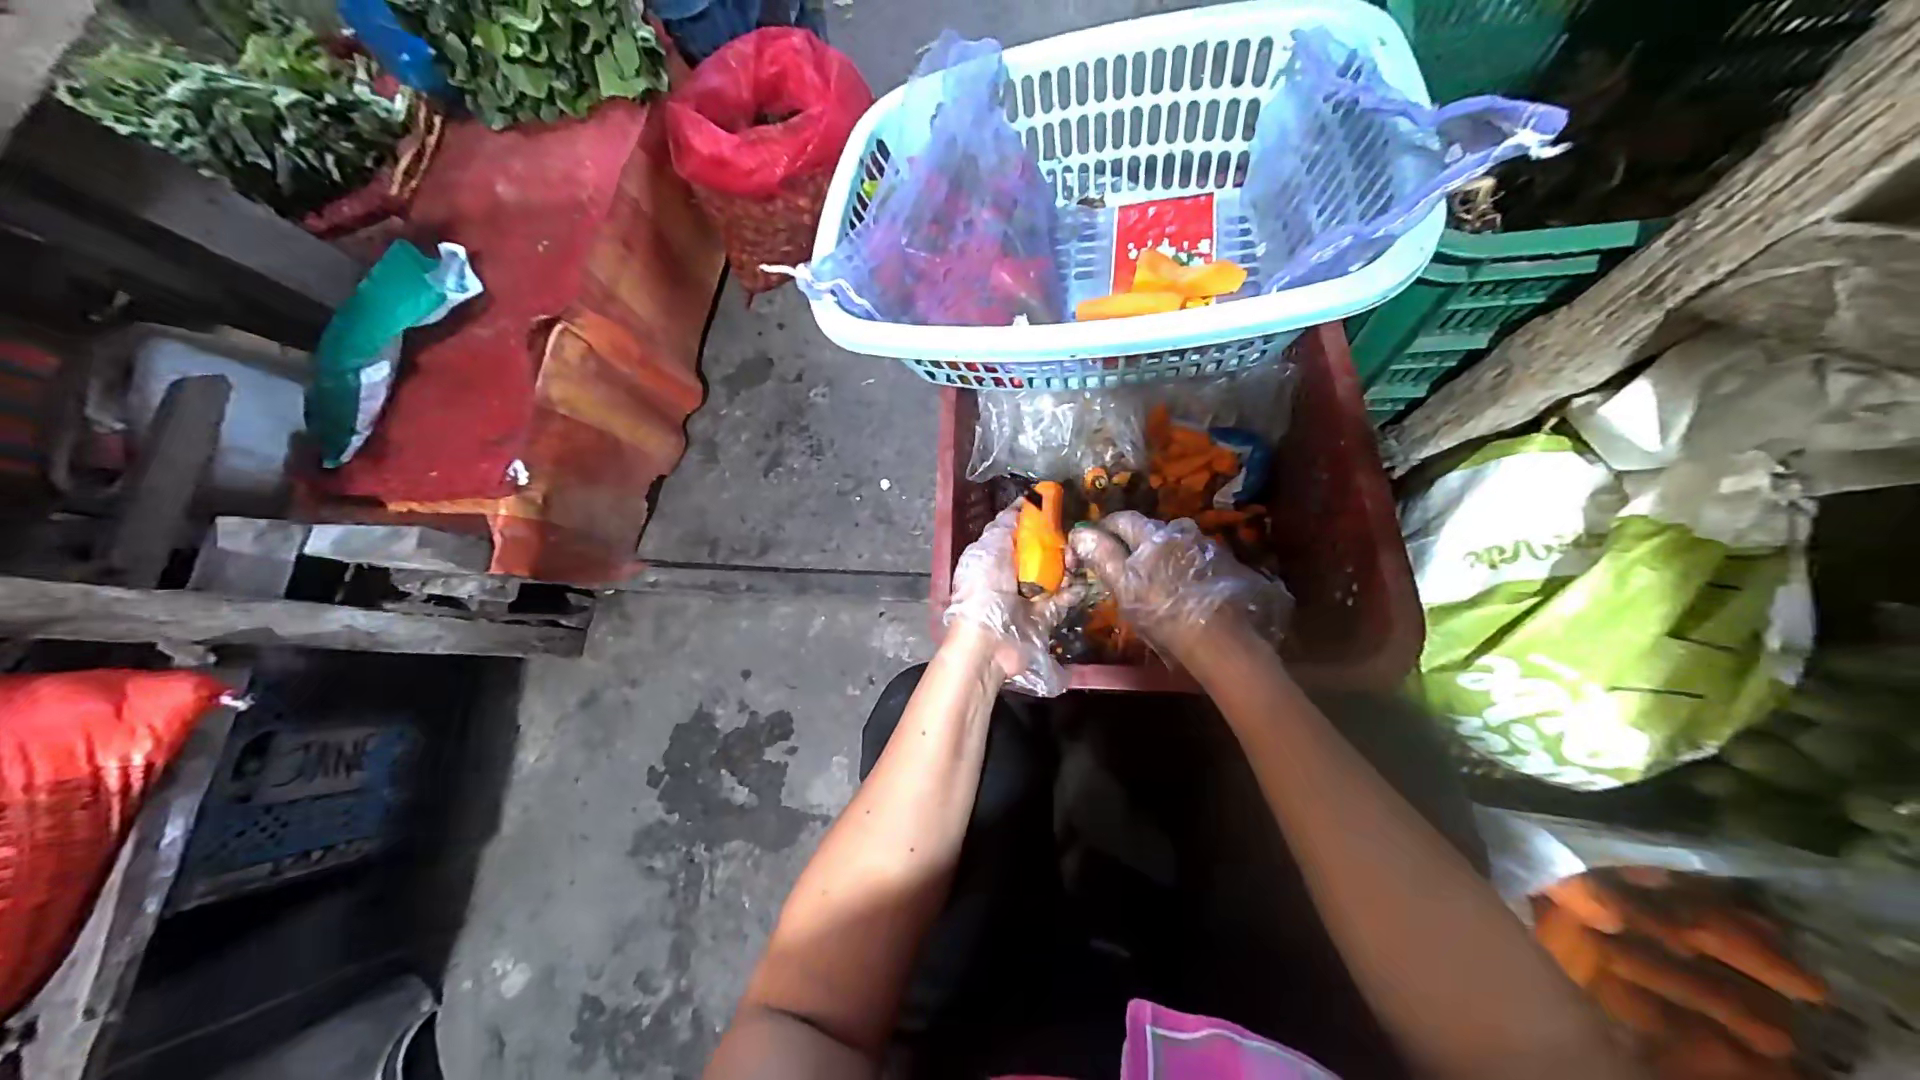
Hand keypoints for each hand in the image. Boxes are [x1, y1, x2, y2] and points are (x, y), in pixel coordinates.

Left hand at [945, 504, 1084, 695]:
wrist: (989, 641)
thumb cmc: (984, 589)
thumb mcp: (989, 548)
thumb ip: (1005, 526)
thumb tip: (1022, 504)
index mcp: (994, 556)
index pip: (1017, 531)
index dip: (1034, 518)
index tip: (1054, 503)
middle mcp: (1012, 574)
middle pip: (1041, 550)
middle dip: (1057, 540)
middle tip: (1069, 534)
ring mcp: (1030, 595)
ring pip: (1056, 571)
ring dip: (1068, 563)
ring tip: (1074, 557)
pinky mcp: (1046, 615)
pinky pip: (1065, 597)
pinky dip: (1074, 588)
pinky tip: (1079, 579)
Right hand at [1068, 510, 1289, 662]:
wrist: (1224, 638)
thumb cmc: (1163, 614)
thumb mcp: (1124, 588)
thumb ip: (1102, 556)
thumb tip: (1079, 533)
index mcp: (1151, 534)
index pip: (1120, 519)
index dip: (1103, 530)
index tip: (1093, 546)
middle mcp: (1179, 531)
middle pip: (1148, 529)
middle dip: (1132, 543)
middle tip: (1123, 568)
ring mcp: (1205, 546)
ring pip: (1172, 544)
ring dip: (1160, 555)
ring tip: (1156, 580)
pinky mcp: (1225, 564)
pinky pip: (1193, 558)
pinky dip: (1183, 567)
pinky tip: (1183, 588)